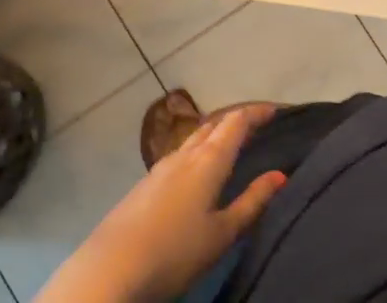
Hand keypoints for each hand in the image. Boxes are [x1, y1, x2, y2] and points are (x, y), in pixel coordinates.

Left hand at [35, 104, 285, 302]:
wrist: (106, 275)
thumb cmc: (174, 252)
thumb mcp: (222, 233)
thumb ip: (253, 201)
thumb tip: (280, 174)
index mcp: (209, 160)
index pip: (237, 122)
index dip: (258, 112)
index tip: (277, 111)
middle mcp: (184, 156)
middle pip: (213, 125)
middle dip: (236, 120)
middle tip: (257, 125)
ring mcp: (158, 171)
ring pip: (192, 140)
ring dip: (214, 135)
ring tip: (229, 146)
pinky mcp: (140, 188)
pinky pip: (176, 157)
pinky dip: (195, 153)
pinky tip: (194, 173)